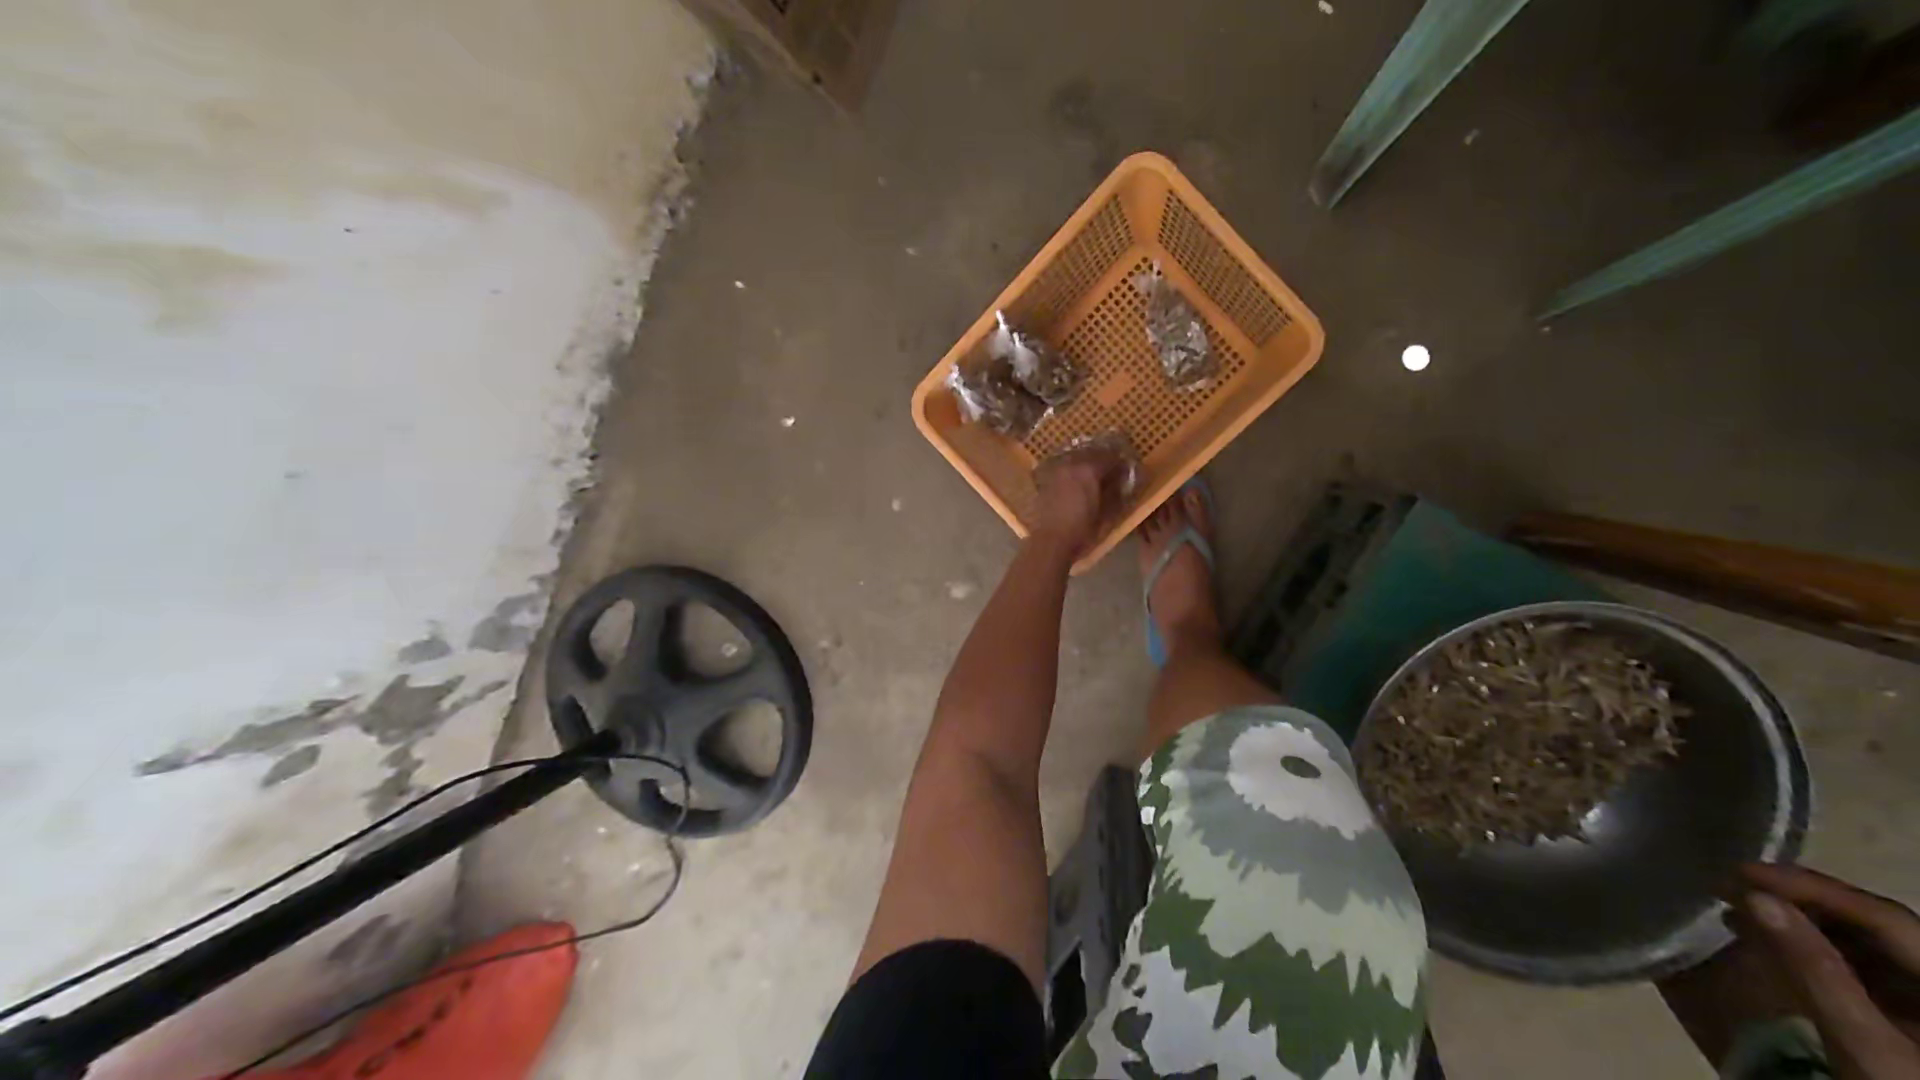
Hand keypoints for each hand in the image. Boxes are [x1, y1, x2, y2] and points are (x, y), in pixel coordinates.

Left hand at [1029, 447, 1122, 555]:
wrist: (1051, 540)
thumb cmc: (1082, 528)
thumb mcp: (1105, 511)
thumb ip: (1114, 490)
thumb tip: (1120, 480)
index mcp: (1089, 470)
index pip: (1110, 457)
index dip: (1120, 462)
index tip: (1125, 469)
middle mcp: (1071, 463)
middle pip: (1091, 452)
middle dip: (1103, 458)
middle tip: (1111, 469)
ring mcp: (1057, 469)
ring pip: (1075, 457)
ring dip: (1086, 461)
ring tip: (1093, 473)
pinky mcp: (1046, 478)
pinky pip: (1063, 466)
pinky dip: (1072, 468)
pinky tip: (1076, 479)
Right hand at [1738, 862, 1919, 1078]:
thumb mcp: (1862, 1043)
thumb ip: (1815, 971)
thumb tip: (1754, 898)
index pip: (1886, 919)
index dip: (1816, 888)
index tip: (1742, 871)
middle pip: (1874, 924)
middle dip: (1802, 898)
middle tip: (1733, 883)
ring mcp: (1919, 996)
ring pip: (1860, 937)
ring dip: (1798, 915)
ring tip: (1739, 905)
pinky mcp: (1899, 1008)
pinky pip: (1854, 958)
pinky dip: (1805, 939)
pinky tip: (1766, 935)